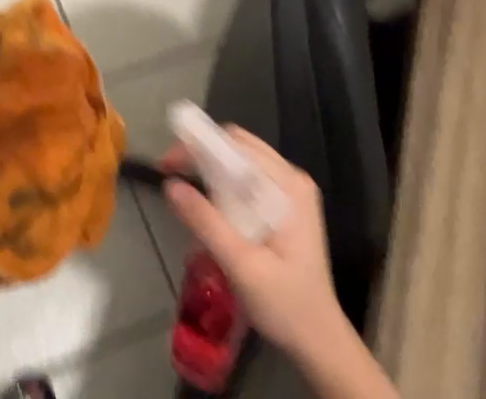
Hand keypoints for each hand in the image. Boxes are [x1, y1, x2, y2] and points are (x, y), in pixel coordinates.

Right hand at [163, 126, 344, 356]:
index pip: (236, 146)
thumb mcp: (242, 265)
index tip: (167, 164)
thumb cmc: (284, 304)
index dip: (198, 147)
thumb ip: (207, 222)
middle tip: (171, 174)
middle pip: (238, 147)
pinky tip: (209, 204)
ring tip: (184, 188)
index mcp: (288, 187)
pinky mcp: (285, 206)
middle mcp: (292, 180)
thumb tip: (170, 185)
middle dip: (201, 154)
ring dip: (210, 168)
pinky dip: (223, 183)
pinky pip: (247, 179)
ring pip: (241, 161)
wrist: (318, 339)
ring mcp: (291, 192)